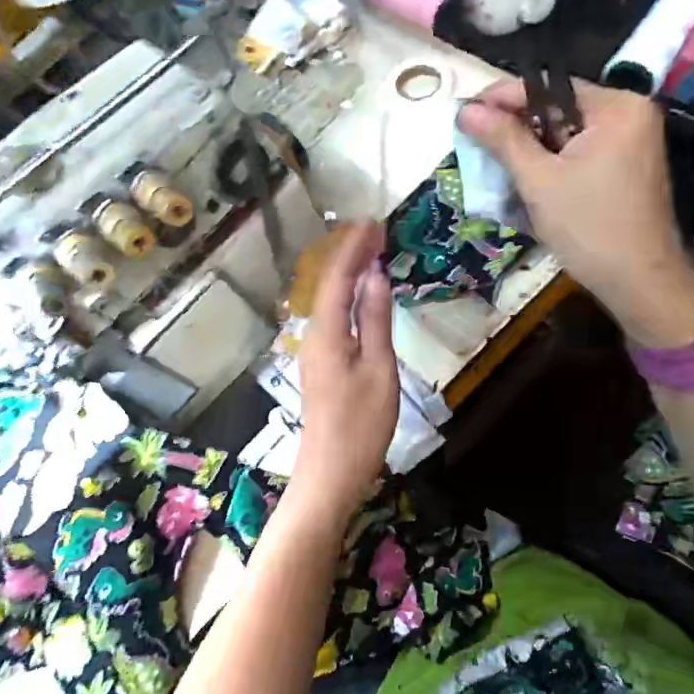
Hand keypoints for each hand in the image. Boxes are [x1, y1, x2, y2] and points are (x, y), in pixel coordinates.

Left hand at [291, 221, 398, 520]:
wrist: (330, 472)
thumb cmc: (361, 424)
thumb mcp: (379, 370)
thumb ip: (376, 321)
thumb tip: (376, 277)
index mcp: (327, 332)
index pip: (338, 276)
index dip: (354, 247)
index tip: (374, 222)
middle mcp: (314, 335)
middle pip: (329, 284)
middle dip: (350, 254)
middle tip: (376, 231)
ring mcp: (314, 352)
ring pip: (329, 301)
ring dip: (348, 274)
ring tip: (371, 253)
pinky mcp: (320, 366)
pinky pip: (333, 319)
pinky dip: (348, 299)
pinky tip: (362, 298)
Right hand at [458, 79, 693, 346]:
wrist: (639, 283)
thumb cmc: (589, 228)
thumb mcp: (539, 182)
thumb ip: (504, 140)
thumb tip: (465, 109)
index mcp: (616, 107)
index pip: (548, 88)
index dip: (502, 99)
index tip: (464, 112)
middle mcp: (631, 115)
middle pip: (558, 110)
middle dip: (516, 128)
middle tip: (476, 143)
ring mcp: (633, 143)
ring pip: (567, 135)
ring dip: (531, 150)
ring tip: (494, 164)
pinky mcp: (628, 169)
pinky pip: (581, 154)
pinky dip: (553, 165)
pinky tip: (527, 182)